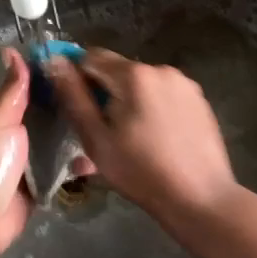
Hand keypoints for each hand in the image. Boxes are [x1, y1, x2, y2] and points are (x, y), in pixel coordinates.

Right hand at [46, 48, 237, 219]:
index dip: (78, 78)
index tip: (77, 107)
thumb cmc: (142, 173)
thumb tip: (54, 61)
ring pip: (140, 83)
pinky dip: (152, 107)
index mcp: (133, 74)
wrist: (202, 200)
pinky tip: (155, 138)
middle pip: (117, 70)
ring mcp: (183, 82)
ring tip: (130, 138)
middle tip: (102, 131)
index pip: (91, 57)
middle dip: (104, 93)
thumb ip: (73, 97)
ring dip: (128, 100)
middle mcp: (159, 68)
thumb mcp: (97, 140)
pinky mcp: (198, 99)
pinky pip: (163, 93)